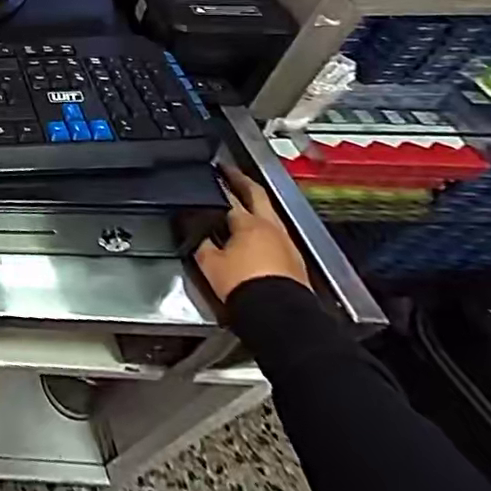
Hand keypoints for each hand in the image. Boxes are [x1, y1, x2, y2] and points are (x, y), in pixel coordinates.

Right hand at [194, 164, 310, 303]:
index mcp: (248, 223)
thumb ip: (201, 241)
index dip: (218, 184)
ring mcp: (287, 244)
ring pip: (270, 214)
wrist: (281, 318)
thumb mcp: (210, 263)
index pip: (229, 196)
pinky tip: (254, 235)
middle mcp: (271, 228)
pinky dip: (264, 228)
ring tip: (242, 203)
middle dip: (242, 181)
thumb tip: (196, 231)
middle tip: (230, 172)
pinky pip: (277, 235)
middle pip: (257, 195)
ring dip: (256, 204)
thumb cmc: (245, 287)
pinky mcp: (295, 262)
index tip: (212, 172)